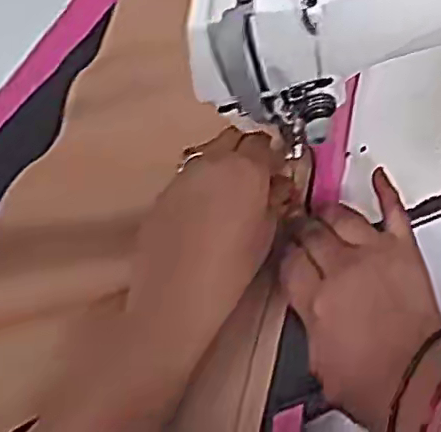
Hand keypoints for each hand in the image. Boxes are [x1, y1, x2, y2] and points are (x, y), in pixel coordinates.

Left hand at [38, 127, 296, 431]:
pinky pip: (189, 176)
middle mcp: (212, 161)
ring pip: (210, 154)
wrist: (172, 304)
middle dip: (248, 150)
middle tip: (256, 177)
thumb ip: (275, 197)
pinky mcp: (162, 195)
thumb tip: (279, 183)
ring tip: (229, 194)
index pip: (264, 140)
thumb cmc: (232, 268)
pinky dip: (201, 183)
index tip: (277, 171)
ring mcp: (183, 176)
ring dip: (223, 164)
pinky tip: (204, 212)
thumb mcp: (268, 231)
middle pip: (235, 137)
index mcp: (245, 166)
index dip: (273, 154)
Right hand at [280, 169, 440, 429]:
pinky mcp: (403, 246)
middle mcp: (343, 268)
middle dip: (301, 226)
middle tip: (298, 221)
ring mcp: (375, 252)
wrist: (415, 378)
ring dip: (330, 210)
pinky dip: (385, 189)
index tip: (284, 246)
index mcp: (316, 300)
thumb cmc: (373, 381)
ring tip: (323, 207)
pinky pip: (393, 208)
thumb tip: (308, 303)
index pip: (291, 261)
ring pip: (345, 216)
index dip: (285, 251)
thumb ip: (309, 320)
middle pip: (313, 233)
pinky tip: (378, 176)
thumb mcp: (319, 361)